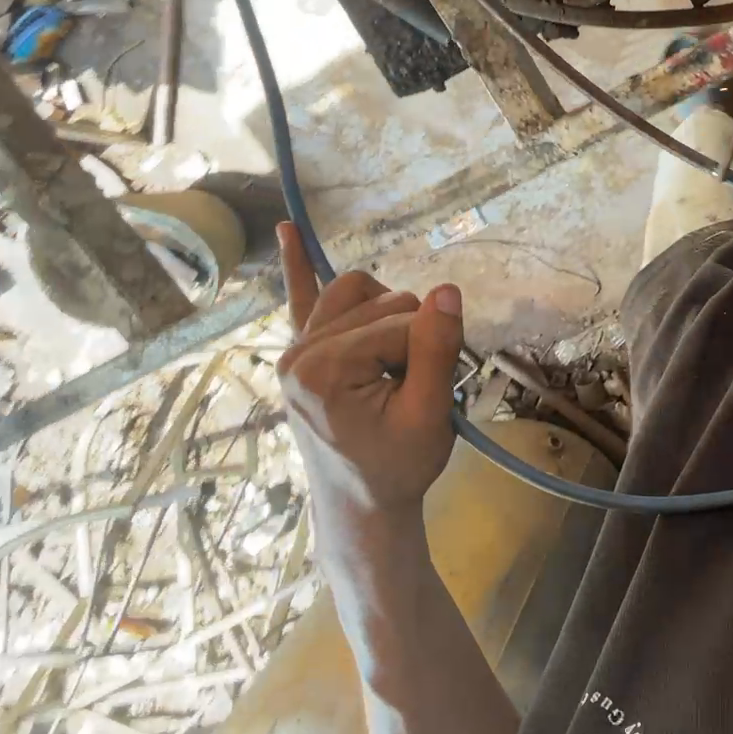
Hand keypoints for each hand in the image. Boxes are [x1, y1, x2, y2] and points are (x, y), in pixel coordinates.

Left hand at [277, 223, 465, 522]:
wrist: (363, 506)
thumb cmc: (398, 465)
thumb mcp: (429, 414)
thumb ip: (436, 350)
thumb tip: (445, 288)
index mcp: (324, 367)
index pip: (402, 322)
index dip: (431, 351)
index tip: (428, 391)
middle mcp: (300, 351)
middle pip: (383, 301)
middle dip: (414, 335)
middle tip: (416, 385)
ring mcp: (296, 350)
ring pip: (357, 290)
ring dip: (390, 313)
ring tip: (399, 357)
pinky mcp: (302, 355)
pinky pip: (301, 298)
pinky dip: (298, 264)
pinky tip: (287, 227)